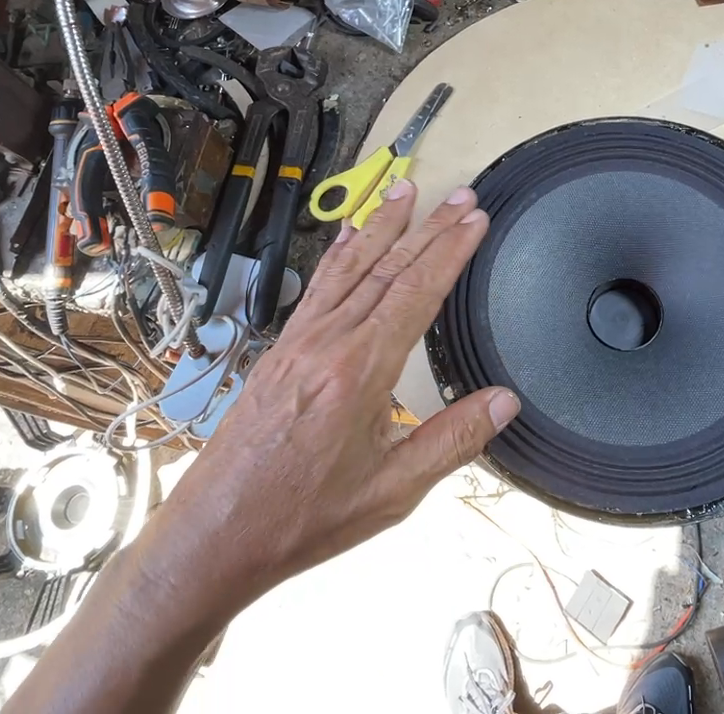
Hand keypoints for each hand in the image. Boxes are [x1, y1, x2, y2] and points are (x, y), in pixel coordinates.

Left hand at [136, 181, 518, 609]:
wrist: (217, 532)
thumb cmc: (306, 516)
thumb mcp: (393, 491)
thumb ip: (453, 440)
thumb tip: (506, 401)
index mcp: (361, 370)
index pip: (417, 292)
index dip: (450, 251)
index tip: (475, 219)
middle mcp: (329, 341)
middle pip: (388, 269)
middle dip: (429, 228)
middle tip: (461, 196)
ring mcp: (300, 341)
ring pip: (351, 268)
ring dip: (382, 226)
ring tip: (407, 190)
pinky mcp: (280, 349)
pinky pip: (317, 288)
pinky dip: (339, 254)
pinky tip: (349, 237)